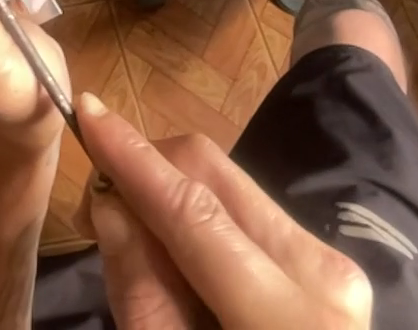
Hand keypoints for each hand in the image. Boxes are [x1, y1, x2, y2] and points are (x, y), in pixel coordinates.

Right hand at [75, 94, 372, 329]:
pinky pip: (245, 209)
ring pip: (225, 181)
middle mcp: (320, 274)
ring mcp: (332, 266)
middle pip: (210, 171)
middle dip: (145, 167)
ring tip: (135, 236)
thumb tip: (110, 206)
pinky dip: (199, 214)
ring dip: (167, 189)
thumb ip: (139, 289)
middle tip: (98, 206)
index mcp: (287, 319)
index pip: (192, 209)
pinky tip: (180, 253)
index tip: (85, 109)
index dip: (132, 156)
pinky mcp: (329, 264)